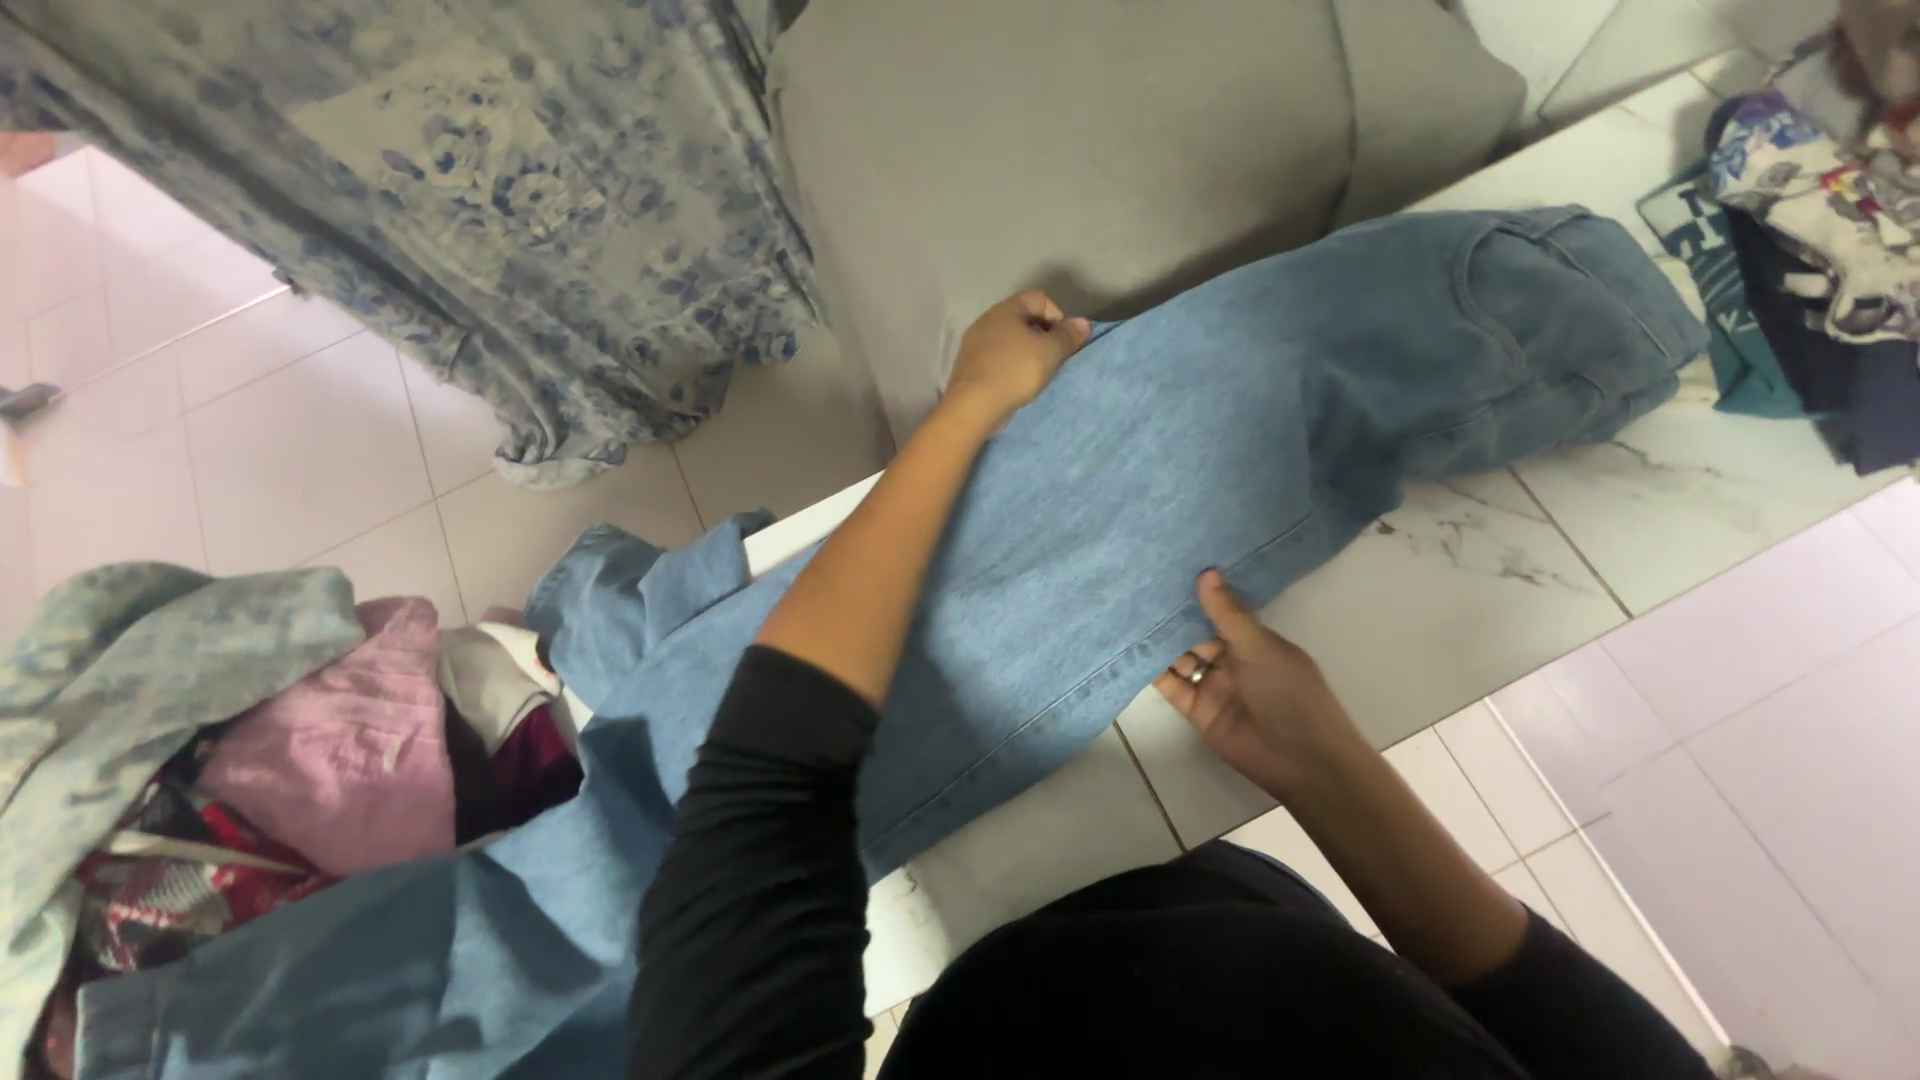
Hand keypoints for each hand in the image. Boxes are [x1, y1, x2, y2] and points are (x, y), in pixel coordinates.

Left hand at [942, 290, 1090, 426]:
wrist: (973, 405)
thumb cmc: (1015, 371)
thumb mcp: (1050, 352)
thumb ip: (1068, 335)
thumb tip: (1083, 323)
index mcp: (1005, 309)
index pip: (1039, 299)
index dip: (1057, 316)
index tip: (1063, 341)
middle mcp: (986, 320)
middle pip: (1022, 318)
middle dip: (1042, 334)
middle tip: (1052, 357)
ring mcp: (974, 343)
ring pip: (1008, 339)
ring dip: (1026, 351)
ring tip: (1036, 372)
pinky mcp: (969, 365)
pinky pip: (996, 357)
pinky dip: (1010, 364)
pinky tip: (1016, 382)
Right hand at [1153, 570, 1370, 800]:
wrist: (1300, 761)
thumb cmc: (1290, 695)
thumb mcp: (1261, 648)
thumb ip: (1228, 614)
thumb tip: (1206, 572)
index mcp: (1254, 641)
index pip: (1220, 611)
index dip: (1198, 594)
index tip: (1168, 570)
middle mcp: (1232, 660)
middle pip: (1195, 633)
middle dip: (1172, 616)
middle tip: (1138, 588)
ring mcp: (1213, 685)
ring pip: (1179, 657)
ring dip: (1159, 641)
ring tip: (1127, 615)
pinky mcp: (1196, 709)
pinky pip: (1170, 685)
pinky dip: (1152, 671)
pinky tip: (1131, 650)